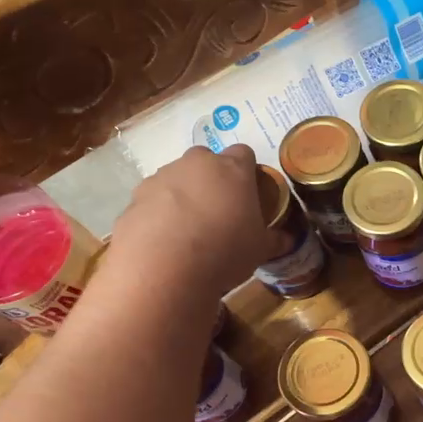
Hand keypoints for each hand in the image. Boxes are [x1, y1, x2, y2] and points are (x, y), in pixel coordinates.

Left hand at [104, 144, 288, 299]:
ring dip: (184, 194)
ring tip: (189, 230)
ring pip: (177, 178)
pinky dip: (160, 213)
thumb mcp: (260, 250)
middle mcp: (197, 164)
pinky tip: (166, 241)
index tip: (249, 193)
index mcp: (233, 170)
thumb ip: (274, 239)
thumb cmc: (225, 251)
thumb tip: (286, 240)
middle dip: (212, 178)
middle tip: (220, 210)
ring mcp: (162, 177)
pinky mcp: (136, 197)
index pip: (244, 154)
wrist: (164, 268)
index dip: (247, 171)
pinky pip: (154, 199)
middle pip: (206, 160)